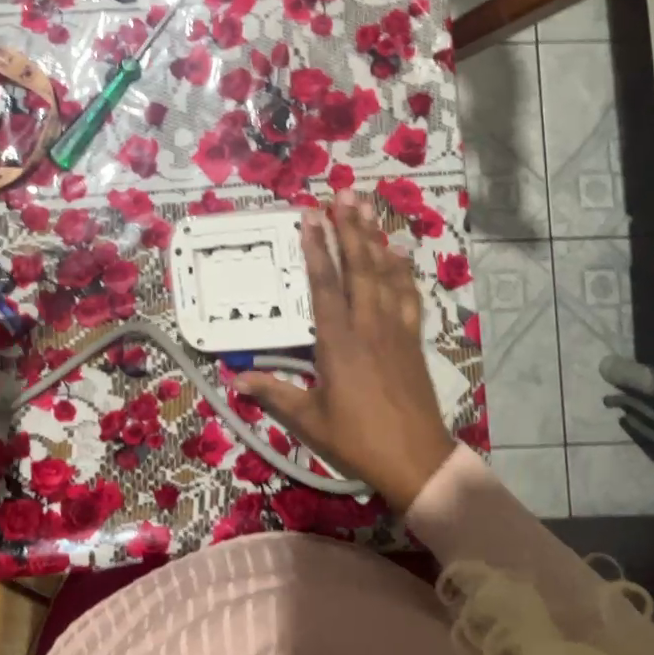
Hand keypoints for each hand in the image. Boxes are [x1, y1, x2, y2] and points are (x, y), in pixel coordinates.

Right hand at [234, 190, 454, 511]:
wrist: (417, 460)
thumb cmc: (357, 440)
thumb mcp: (309, 420)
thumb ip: (274, 394)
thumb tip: (236, 378)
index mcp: (338, 342)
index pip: (324, 284)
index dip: (316, 248)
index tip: (310, 216)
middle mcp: (367, 325)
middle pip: (359, 267)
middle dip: (350, 228)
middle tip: (343, 193)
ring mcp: (394, 330)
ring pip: (385, 275)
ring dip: (376, 239)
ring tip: (368, 207)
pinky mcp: (412, 340)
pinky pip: (408, 296)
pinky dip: (403, 271)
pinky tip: (399, 253)